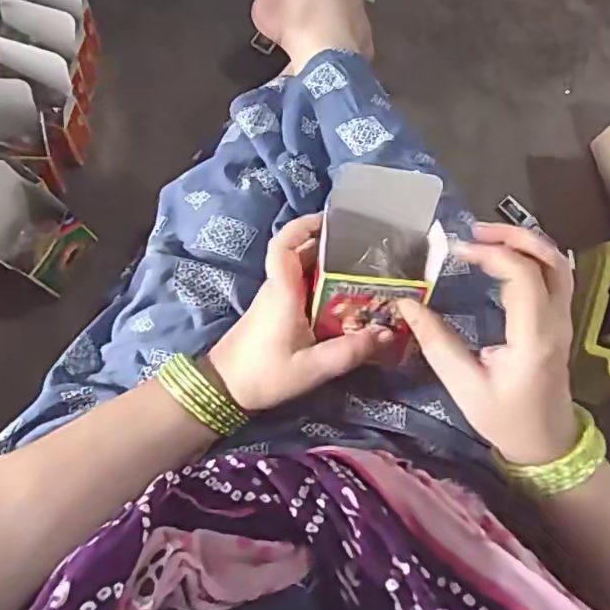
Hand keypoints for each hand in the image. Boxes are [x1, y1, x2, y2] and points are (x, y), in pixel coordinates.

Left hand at [205, 213, 397, 410]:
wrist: (224, 389)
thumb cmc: (264, 374)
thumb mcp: (312, 368)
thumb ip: (350, 351)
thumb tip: (386, 333)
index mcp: (282, 291)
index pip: (284, 244)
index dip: (304, 225)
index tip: (331, 220)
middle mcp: (277, 288)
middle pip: (300, 252)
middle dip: (328, 244)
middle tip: (363, 248)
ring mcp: (274, 299)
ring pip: (301, 270)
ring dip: (326, 265)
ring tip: (362, 269)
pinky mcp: (275, 312)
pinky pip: (300, 287)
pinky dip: (321, 284)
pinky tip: (344, 297)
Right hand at [397, 223, 578, 464]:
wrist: (546, 443)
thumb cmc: (504, 417)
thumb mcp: (463, 386)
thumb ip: (436, 342)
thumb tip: (406, 305)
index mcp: (534, 337)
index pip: (524, 276)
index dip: (492, 254)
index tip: (456, 251)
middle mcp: (556, 321)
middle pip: (550, 259)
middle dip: (513, 236)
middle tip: (475, 231)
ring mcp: (563, 320)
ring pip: (558, 264)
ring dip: (525, 242)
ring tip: (487, 236)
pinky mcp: (559, 321)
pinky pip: (555, 276)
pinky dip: (532, 256)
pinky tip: (505, 257)